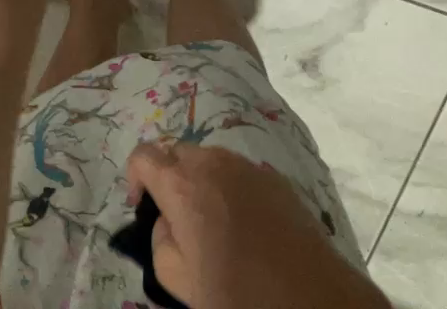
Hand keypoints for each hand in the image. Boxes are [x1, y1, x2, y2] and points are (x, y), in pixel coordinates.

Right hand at [124, 142, 390, 308]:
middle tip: (176, 218)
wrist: (310, 299)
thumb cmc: (236, 290)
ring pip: (209, 159)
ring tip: (212, 221)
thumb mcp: (177, 279)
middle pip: (176, 152)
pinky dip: (231, 188)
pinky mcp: (276, 179)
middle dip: (168, 177)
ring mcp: (247, 167)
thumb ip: (159, 241)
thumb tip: (169, 222)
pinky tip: (245, 224)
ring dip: (201, 181)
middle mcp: (211, 162)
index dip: (135, 179)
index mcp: (181, 183)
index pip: (143, 156)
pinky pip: (240, 172)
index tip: (143, 209)